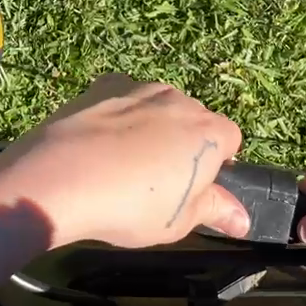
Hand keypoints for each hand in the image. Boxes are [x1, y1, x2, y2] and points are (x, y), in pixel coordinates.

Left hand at [0, 73, 250, 247]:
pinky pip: (124, 94)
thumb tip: (242, 219)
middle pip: (194, 117)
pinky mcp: (104, 84)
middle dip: (184, 141)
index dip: (217, 163)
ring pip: (159, 103)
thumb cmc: (131, 205)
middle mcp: (178, 100)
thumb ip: (214, 210)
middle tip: (159, 179)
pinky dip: (120, 109)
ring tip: (126, 160)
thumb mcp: (179, 220)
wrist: (63, 175)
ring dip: (153, 123)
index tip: (195, 186)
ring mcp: (140, 87)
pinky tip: (102, 137)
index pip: (230, 139)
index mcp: (208, 132)